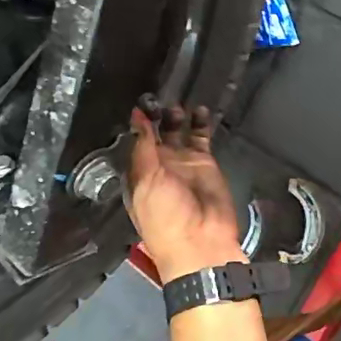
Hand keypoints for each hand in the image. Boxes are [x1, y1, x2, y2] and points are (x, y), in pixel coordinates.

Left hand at [125, 103, 246, 283]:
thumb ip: (143, 146)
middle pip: (156, 132)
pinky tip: (200, 109)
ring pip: (178, 131)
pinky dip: (201, 122)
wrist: (201, 243)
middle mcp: (158, 165)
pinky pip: (201, 136)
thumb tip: (136, 116)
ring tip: (177, 104)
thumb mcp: (147, 180)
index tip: (141, 99)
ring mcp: (182, 163)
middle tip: (158, 97)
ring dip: (176, 116)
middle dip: (156, 115)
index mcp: (137, 172)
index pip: (135, 140)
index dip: (137, 122)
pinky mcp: (205, 162)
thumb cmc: (165, 215)